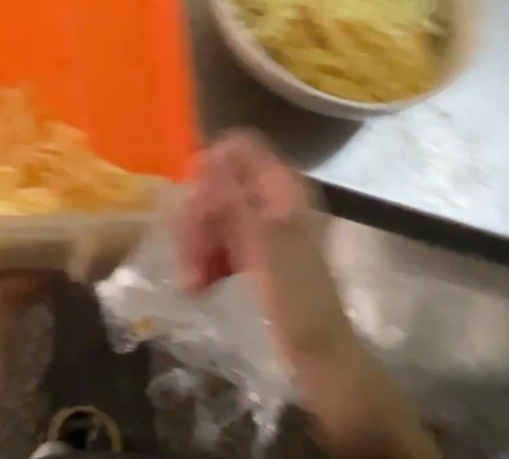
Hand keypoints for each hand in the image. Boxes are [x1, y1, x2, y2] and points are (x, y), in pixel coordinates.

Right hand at [174, 133, 438, 458]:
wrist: (324, 360)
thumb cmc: (299, 306)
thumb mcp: (265, 248)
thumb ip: (239, 198)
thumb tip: (213, 153)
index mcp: (283, 189)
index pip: (238, 147)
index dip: (209, 170)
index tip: (192, 207)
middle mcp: (273, 198)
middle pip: (218, 182)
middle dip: (197, 217)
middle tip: (185, 258)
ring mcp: (264, 224)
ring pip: (214, 212)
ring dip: (195, 243)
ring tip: (189, 283)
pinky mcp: (256, 251)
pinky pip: (219, 238)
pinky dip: (205, 258)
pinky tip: (198, 286)